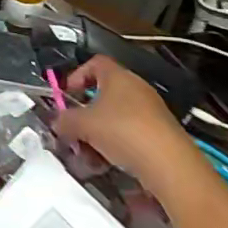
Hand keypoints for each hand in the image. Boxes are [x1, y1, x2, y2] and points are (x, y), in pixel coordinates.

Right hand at [54, 54, 199, 189]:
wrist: (170, 164)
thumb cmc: (122, 131)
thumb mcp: (83, 124)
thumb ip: (65, 120)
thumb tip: (58, 122)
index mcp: (118, 76)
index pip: (94, 63)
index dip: (76, 75)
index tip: (66, 94)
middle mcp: (136, 88)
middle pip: (103, 93)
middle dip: (85, 112)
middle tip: (74, 129)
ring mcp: (151, 111)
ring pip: (115, 116)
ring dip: (98, 132)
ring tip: (89, 154)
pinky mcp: (161, 133)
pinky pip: (131, 132)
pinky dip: (116, 144)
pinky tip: (108, 163)